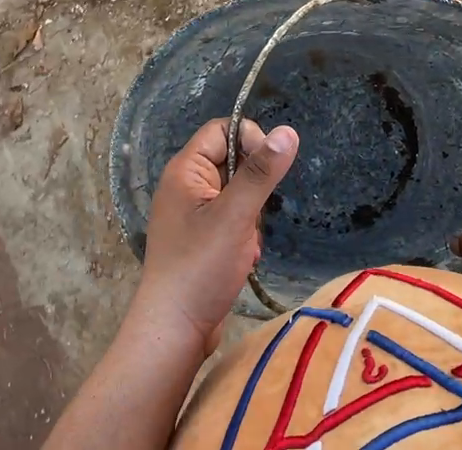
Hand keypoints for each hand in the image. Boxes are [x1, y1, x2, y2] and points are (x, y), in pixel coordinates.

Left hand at [132, 118, 298, 349]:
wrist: (173, 331)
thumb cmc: (200, 267)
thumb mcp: (236, 215)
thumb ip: (261, 172)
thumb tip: (288, 131)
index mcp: (185, 171)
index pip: (221, 130)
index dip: (249, 139)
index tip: (269, 168)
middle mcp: (185, 186)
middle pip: (231, 161)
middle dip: (253, 186)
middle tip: (255, 214)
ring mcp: (191, 215)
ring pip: (236, 194)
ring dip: (251, 216)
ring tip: (247, 242)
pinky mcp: (200, 239)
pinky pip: (231, 220)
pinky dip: (244, 235)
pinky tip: (244, 258)